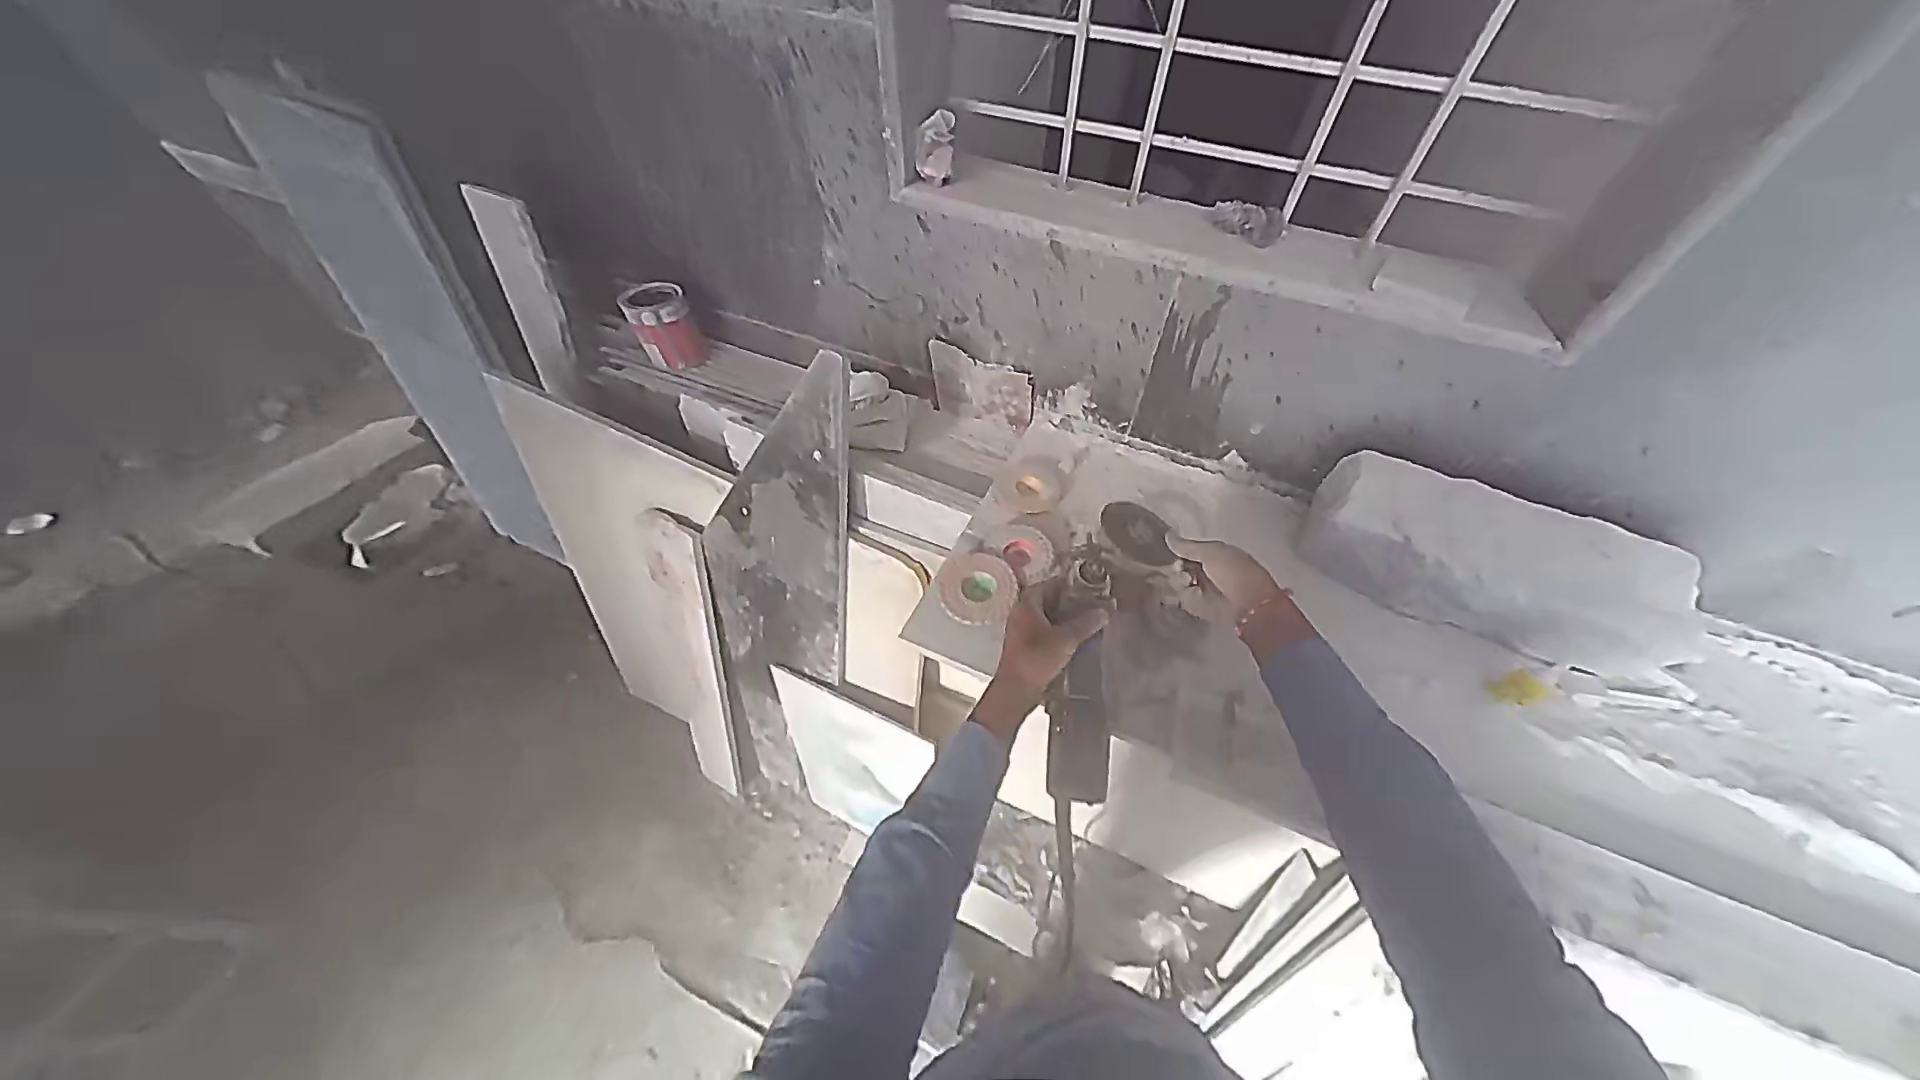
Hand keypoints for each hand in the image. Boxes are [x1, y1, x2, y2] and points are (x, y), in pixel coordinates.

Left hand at [973, 581, 1109, 740]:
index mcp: (1026, 604)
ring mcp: (1020, 629)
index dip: (1066, 584)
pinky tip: (1073, 636)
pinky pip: (1042, 630)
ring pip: (1045, 616)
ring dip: (1063, 617)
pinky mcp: (1023, 645)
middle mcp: (1020, 613)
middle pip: (1046, 600)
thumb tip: (1104, 610)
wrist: (1016, 690)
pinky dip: (1057, 629)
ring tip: (1086, 619)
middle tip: (1089, 603)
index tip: (1086, 587)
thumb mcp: (1066, 639)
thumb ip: (1086, 623)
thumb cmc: (1037, 658)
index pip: (1047, 584)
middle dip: (1067, 601)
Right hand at [1166, 534, 1316, 660]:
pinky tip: (1192, 594)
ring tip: (1189, 583)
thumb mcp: (1212, 553)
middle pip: (1180, 568)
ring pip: (1179, 584)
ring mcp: (1203, 591)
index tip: (1173, 554)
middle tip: (1181, 570)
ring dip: (1180, 582)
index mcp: (1215, 555)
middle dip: (1177, 568)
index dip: (1178, 552)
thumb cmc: (1235, 572)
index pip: (1188, 552)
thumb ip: (1188, 546)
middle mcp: (1208, 572)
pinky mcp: (1200, 608)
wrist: (1250, 605)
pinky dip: (1184, 597)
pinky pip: (1183, 600)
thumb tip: (1167, 535)